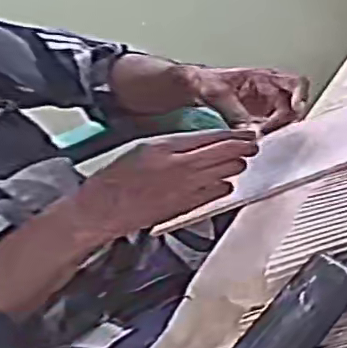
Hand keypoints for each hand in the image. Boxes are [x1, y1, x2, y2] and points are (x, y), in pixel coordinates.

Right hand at [62, 129, 259, 241]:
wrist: (96, 212)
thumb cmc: (115, 180)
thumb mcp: (142, 150)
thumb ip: (179, 143)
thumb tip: (215, 139)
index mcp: (163, 148)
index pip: (214, 136)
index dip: (237, 135)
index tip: (248, 135)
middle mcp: (179, 165)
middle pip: (232, 151)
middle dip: (246, 148)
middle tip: (250, 148)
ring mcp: (188, 185)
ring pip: (233, 168)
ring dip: (236, 165)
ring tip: (230, 164)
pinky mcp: (191, 203)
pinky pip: (224, 189)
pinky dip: (225, 184)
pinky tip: (215, 182)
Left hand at [179, 65, 309, 131]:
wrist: (190, 88)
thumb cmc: (205, 82)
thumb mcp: (218, 94)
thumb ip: (235, 113)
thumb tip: (250, 130)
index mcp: (267, 78)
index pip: (296, 82)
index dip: (301, 94)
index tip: (297, 107)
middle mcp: (274, 91)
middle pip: (294, 106)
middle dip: (284, 119)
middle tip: (267, 129)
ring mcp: (270, 105)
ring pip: (286, 118)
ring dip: (276, 128)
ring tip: (258, 134)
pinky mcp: (262, 118)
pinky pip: (272, 126)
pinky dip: (266, 133)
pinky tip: (254, 136)